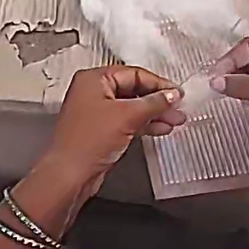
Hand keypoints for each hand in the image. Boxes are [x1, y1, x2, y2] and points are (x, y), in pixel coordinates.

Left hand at [35, 65, 186, 197]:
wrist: (71, 174)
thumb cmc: (86, 143)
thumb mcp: (127, 116)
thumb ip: (153, 103)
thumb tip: (170, 95)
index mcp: (93, 79)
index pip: (133, 74)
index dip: (157, 84)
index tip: (176, 93)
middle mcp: (92, 92)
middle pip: (133, 90)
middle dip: (157, 101)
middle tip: (177, 107)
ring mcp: (96, 112)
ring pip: (131, 107)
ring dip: (154, 114)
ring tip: (174, 120)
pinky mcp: (100, 130)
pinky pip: (126, 122)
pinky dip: (143, 124)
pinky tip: (160, 128)